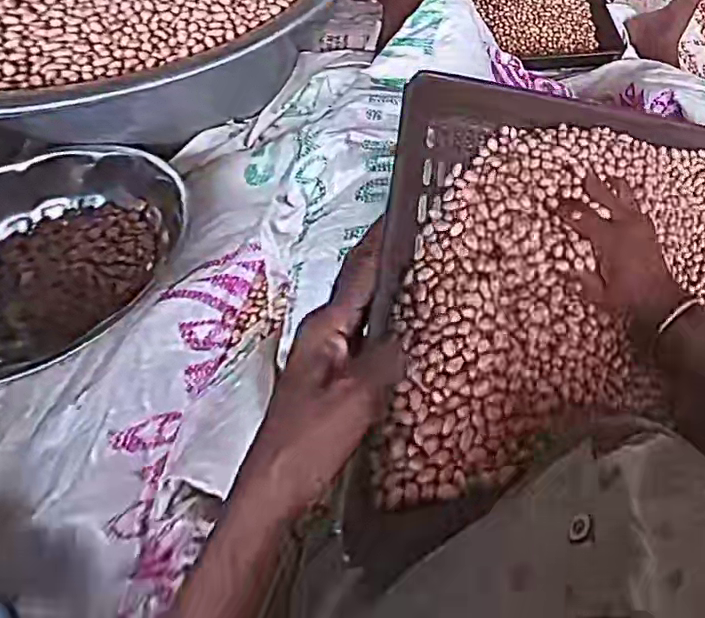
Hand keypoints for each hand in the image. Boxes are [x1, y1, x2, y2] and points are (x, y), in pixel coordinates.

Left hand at [232, 219, 403, 515]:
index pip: (361, 269)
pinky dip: (394, 320)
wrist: (271, 496)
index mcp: (326, 326)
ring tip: (432, 270)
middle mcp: (325, 331)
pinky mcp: (337, 375)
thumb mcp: (358, 397)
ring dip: (396, 287)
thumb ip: (391, 355)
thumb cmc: (308, 442)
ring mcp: (329, 354)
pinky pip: (372, 335)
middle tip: (432, 234)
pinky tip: (418, 325)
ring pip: (369, 309)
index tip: (407, 208)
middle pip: (365, 283)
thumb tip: (426, 321)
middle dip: (393, 255)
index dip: (383, 237)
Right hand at [557, 172, 688, 333]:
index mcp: (609, 238)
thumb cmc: (629, 298)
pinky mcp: (648, 228)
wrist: (660, 300)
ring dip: (612, 185)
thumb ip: (581, 278)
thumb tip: (563, 267)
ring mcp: (639, 224)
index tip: (555, 203)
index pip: (582, 217)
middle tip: (580, 172)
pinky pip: (635, 205)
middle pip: (604, 196)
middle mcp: (625, 225)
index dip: (567, 209)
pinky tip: (622, 197)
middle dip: (590, 183)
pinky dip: (626, 198)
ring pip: (624, 195)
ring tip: (606, 176)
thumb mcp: (598, 292)